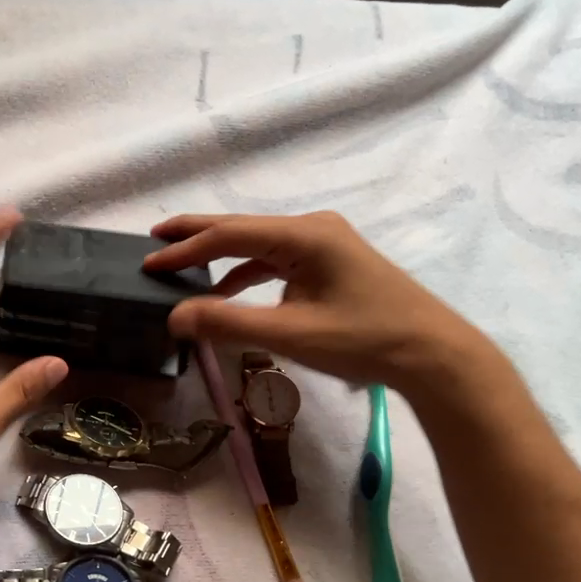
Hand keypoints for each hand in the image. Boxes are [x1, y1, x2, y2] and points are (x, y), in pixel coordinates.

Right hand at [143, 212, 502, 396]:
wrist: (433, 354)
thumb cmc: (363, 340)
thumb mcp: (289, 335)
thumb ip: (227, 323)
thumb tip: (174, 317)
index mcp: (304, 236)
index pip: (228, 236)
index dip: (184, 250)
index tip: (147, 264)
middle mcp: (313, 229)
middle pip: (241, 227)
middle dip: (196, 235)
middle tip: (154, 239)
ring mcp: (324, 243)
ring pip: (257, 243)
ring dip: (218, 255)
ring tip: (180, 263)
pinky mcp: (330, 262)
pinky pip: (275, 259)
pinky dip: (244, 271)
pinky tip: (227, 290)